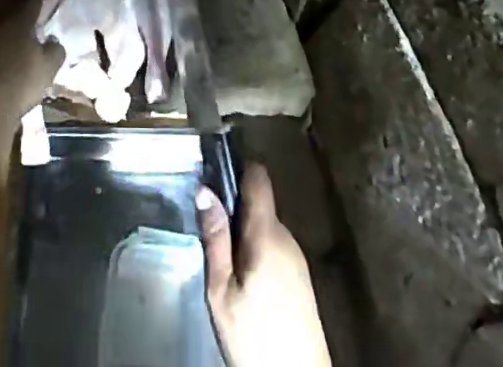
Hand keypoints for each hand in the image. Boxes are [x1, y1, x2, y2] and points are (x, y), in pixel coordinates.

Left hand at [0, 0, 61, 135]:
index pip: (31, 7)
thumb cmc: (21, 81)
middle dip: (21, 28)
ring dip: (5, 46)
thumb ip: (55, 50)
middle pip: (11, 23)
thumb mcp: (49, 67)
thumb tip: (53, 40)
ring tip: (15, 56)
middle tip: (32, 34)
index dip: (38, 5)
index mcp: (19, 25)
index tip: (42, 4)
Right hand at [198, 164, 331, 366]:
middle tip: (205, 225)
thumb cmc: (254, 336)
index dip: (238, 167)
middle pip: (259, 203)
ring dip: (243, 231)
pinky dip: (254, 248)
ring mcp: (296, 254)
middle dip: (234, 207)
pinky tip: (240, 275)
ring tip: (218, 253)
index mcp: (267, 233)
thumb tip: (204, 189)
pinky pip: (273, 245)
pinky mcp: (299, 273)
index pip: (259, 178)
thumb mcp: (222, 292)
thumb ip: (216, 239)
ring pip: (264, 225)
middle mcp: (286, 235)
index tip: (214, 169)